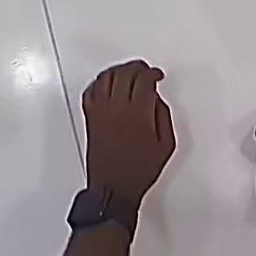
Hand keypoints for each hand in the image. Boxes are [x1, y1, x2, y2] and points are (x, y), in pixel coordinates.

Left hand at [83, 60, 175, 204]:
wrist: (113, 188)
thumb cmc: (137, 171)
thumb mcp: (165, 145)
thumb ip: (163, 115)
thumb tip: (156, 98)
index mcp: (138, 114)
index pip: (144, 79)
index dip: (152, 73)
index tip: (157, 75)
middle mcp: (117, 108)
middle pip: (125, 73)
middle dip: (137, 67)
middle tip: (144, 70)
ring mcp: (100, 111)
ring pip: (106, 77)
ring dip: (119, 70)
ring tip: (128, 73)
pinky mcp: (90, 117)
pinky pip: (91, 90)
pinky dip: (100, 82)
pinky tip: (107, 82)